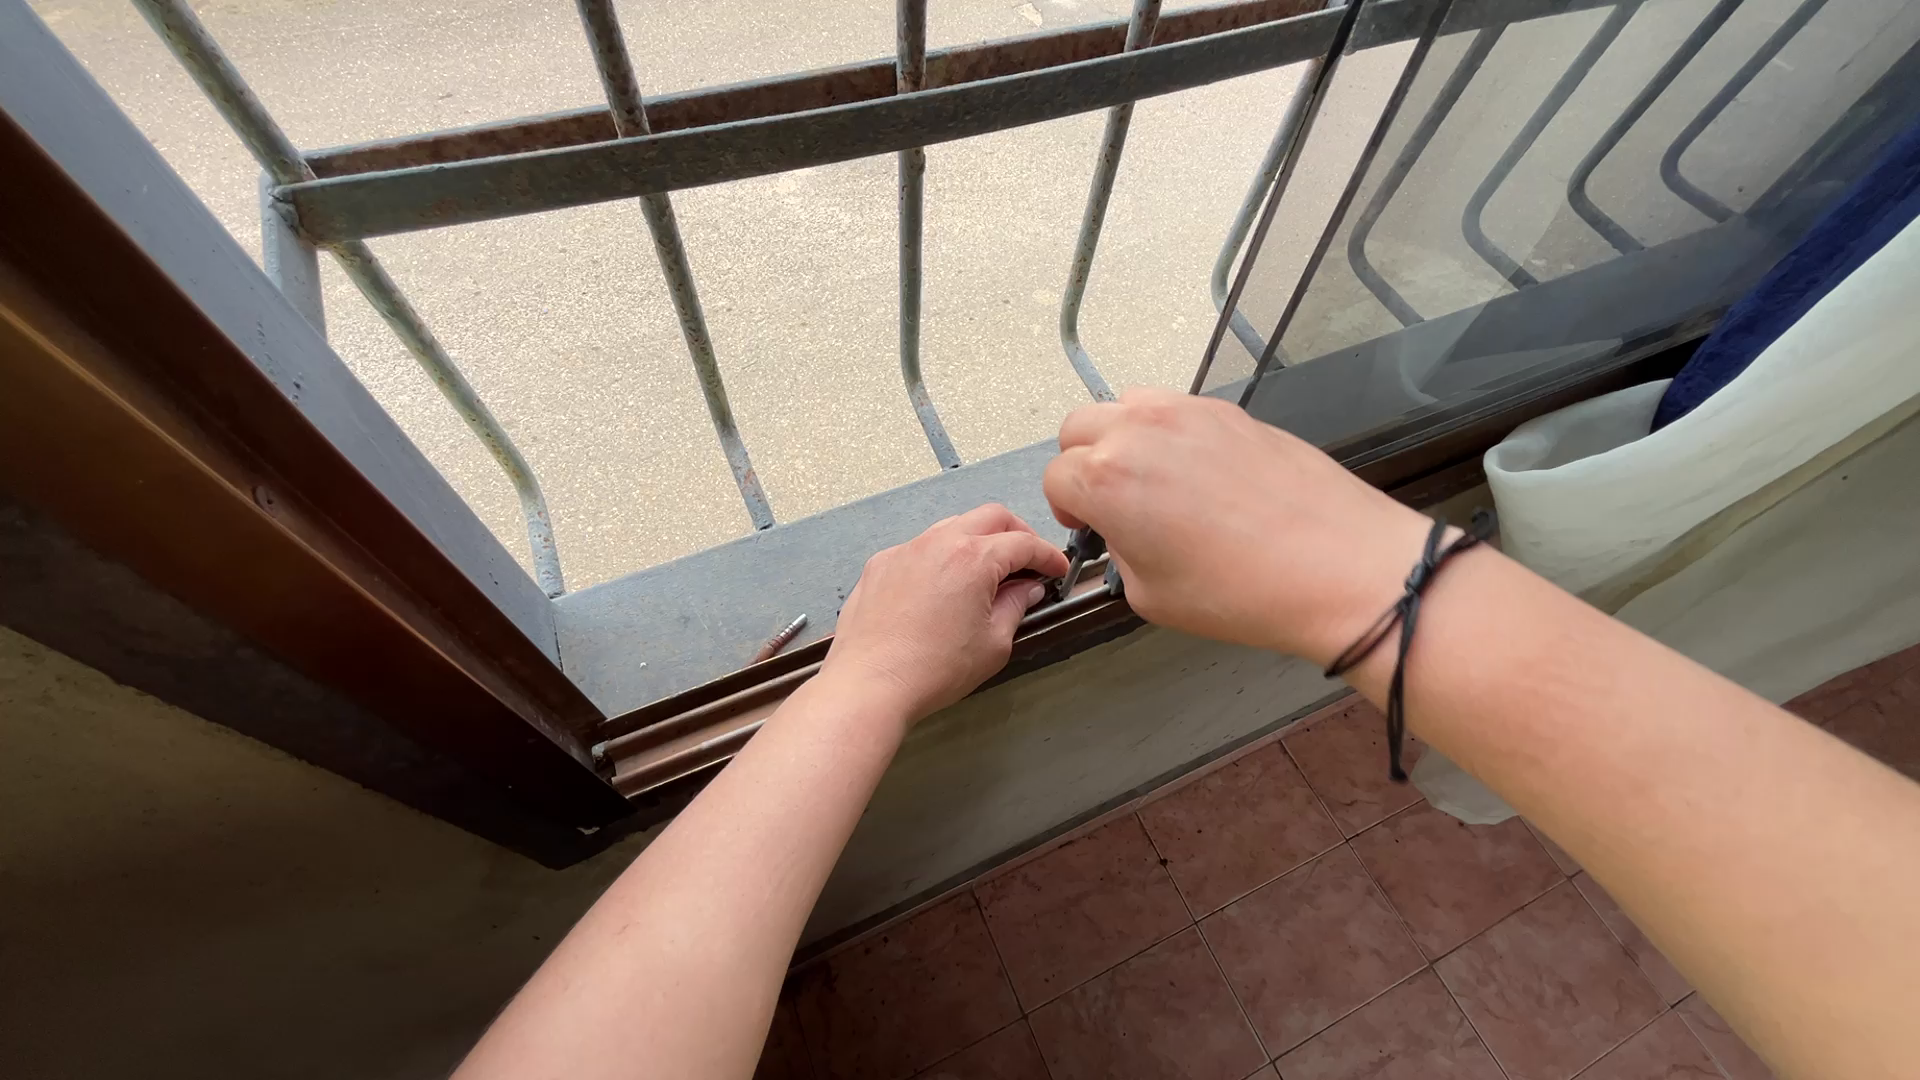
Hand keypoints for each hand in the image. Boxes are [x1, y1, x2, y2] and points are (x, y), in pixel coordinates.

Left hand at [819, 504, 1069, 722]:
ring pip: (952, 526)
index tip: (1057, 568)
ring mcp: (905, 550)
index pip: (1023, 543)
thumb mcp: (993, 643)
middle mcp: (938, 542)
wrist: (870, 684)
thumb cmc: (933, 669)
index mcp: (973, 558)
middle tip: (1028, 560)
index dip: (1047, 555)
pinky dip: (941, 556)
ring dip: (977, 540)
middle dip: (1016, 533)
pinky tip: (943, 586)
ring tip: (987, 572)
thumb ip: (1015, 607)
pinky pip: (919, 547)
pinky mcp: (880, 565)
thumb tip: (1027, 589)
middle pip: (990, 517)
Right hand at [1043, 386, 1434, 666]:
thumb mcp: (1150, 595)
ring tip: (1148, 477)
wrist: (1336, 568)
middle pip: (1078, 427)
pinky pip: (1175, 408)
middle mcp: (1139, 433)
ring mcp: (1187, 414)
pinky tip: (1195, 472)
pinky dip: (1167, 431)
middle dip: (1081, 462)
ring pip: (1124, 405)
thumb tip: (1123, 534)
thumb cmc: (1246, 590)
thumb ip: (1119, 553)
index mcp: (1106, 481)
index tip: (1085, 524)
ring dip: (1120, 437)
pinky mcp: (1229, 411)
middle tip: (1106, 498)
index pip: (1055, 477)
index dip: (1065, 507)